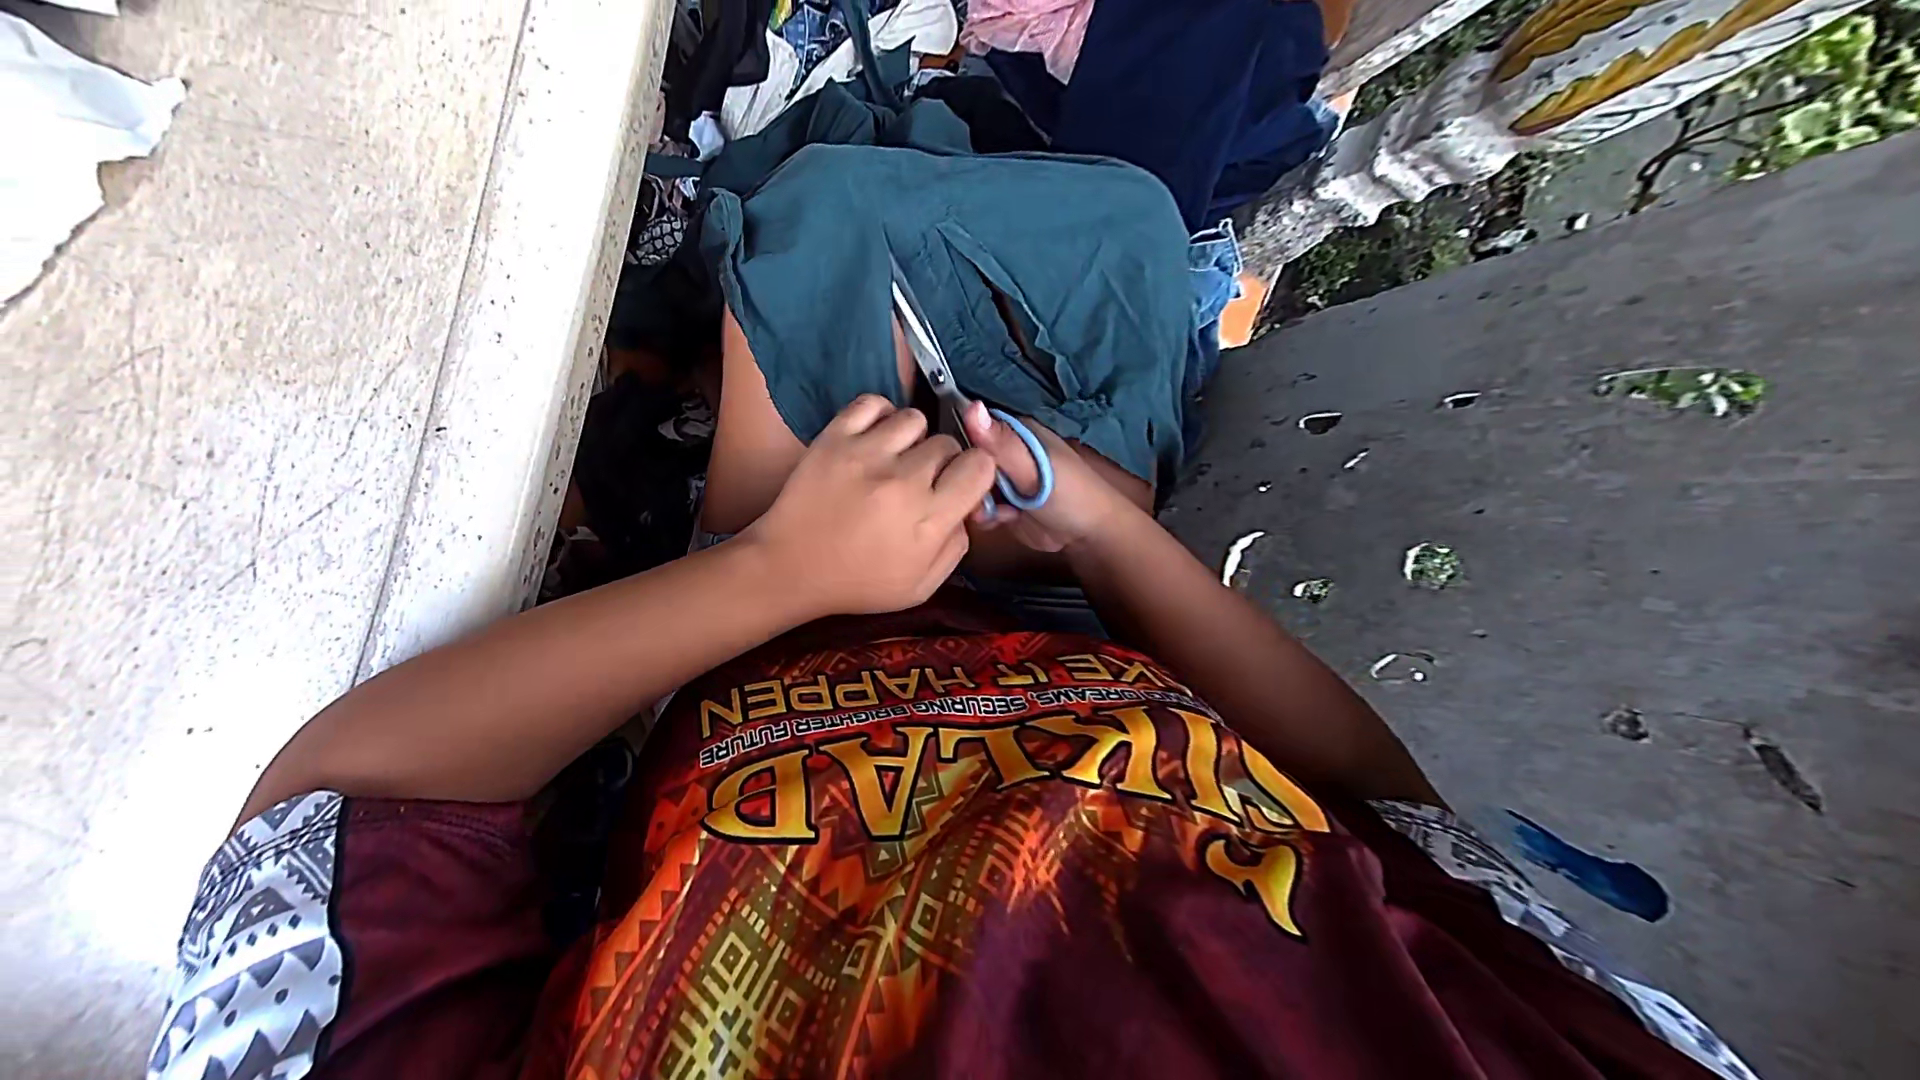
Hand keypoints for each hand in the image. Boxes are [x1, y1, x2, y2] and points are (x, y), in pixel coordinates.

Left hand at [742, 395, 997, 616]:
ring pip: (914, 419)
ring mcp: (866, 454)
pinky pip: (873, 403)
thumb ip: (957, 545)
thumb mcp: (922, 585)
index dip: (976, 473)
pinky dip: (880, 416)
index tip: (960, 484)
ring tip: (895, 459)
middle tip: (921, 481)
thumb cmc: (858, 582)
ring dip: (912, 438)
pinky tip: (874, 439)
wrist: (790, 568)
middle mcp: (903, 480)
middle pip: (947, 443)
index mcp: (928, 519)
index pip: (980, 466)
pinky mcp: (834, 438)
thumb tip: (970, 507)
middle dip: (942, 462)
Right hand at [960, 400, 1133, 552]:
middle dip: (967, 482)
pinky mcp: (1003, 505)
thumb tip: (972, 406)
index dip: (959, 446)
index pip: (971, 428)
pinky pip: (980, 507)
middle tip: (981, 497)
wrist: (1088, 535)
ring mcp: (1004, 481)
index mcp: (1014, 433)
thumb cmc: (1068, 494)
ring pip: (971, 488)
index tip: (956, 467)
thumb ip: (1000, 443)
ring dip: (976, 502)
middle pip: (967, 462)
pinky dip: (984, 516)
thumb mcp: (1032, 468)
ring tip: (993, 513)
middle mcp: (1005, 453)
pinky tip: (998, 521)